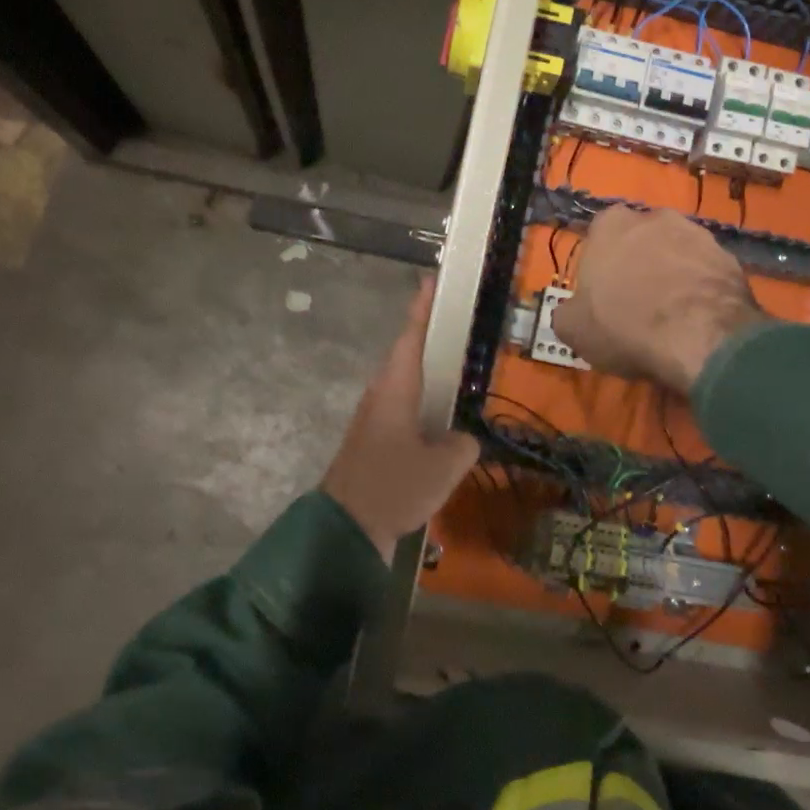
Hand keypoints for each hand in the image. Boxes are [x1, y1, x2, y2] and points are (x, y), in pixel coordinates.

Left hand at [321, 277, 480, 561]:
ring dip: (433, 372)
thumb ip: (463, 445)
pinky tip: (447, 416)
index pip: (412, 336)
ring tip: (464, 364)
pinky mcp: (376, 442)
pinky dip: (428, 403)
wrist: (346, 530)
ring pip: (409, 384)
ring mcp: (377, 419)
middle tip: (464, 320)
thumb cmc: (393, 487)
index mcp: (395, 389)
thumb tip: (463, 439)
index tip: (433, 279)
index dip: (424, 307)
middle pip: (409, 355)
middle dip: (434, 335)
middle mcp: (382, 395)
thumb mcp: (443, 467)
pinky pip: (408, 410)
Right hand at [553, 207, 762, 393]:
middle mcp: (654, 217)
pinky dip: (701, 289)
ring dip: (673, 275)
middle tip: (638, 305)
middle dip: (639, 265)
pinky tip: (698, 318)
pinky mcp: (729, 257)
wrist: (700, 335)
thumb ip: (567, 312)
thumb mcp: (574, 329)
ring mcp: (697, 233)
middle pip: (641, 241)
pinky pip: (706, 272)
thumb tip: (571, 312)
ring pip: (677, 253)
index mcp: (610, 224)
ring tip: (672, 315)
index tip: (603, 297)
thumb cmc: (624, 324)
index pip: (599, 238)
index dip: (601, 269)